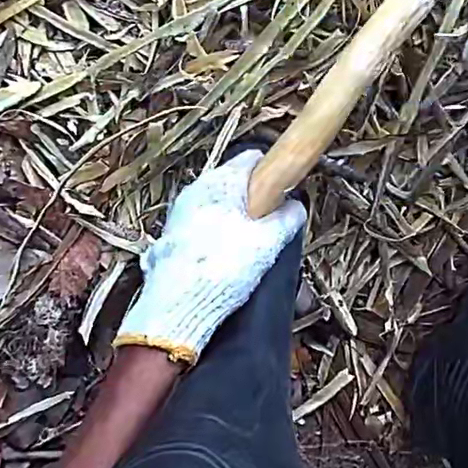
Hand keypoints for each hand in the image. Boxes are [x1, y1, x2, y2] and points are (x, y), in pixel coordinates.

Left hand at [116, 149, 306, 363]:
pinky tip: (225, 264)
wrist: (177, 308)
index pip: (254, 159)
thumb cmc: (221, 269)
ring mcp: (180, 213)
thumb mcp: (269, 242)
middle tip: (270, 231)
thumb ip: (288, 218)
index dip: (273, 173)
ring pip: (219, 208)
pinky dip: (217, 240)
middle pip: (236, 184)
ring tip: (249, 253)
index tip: (283, 193)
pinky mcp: (172, 236)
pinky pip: (203, 228)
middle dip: (256, 204)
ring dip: (236, 224)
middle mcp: (196, 189)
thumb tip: (296, 208)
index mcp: (220, 181)